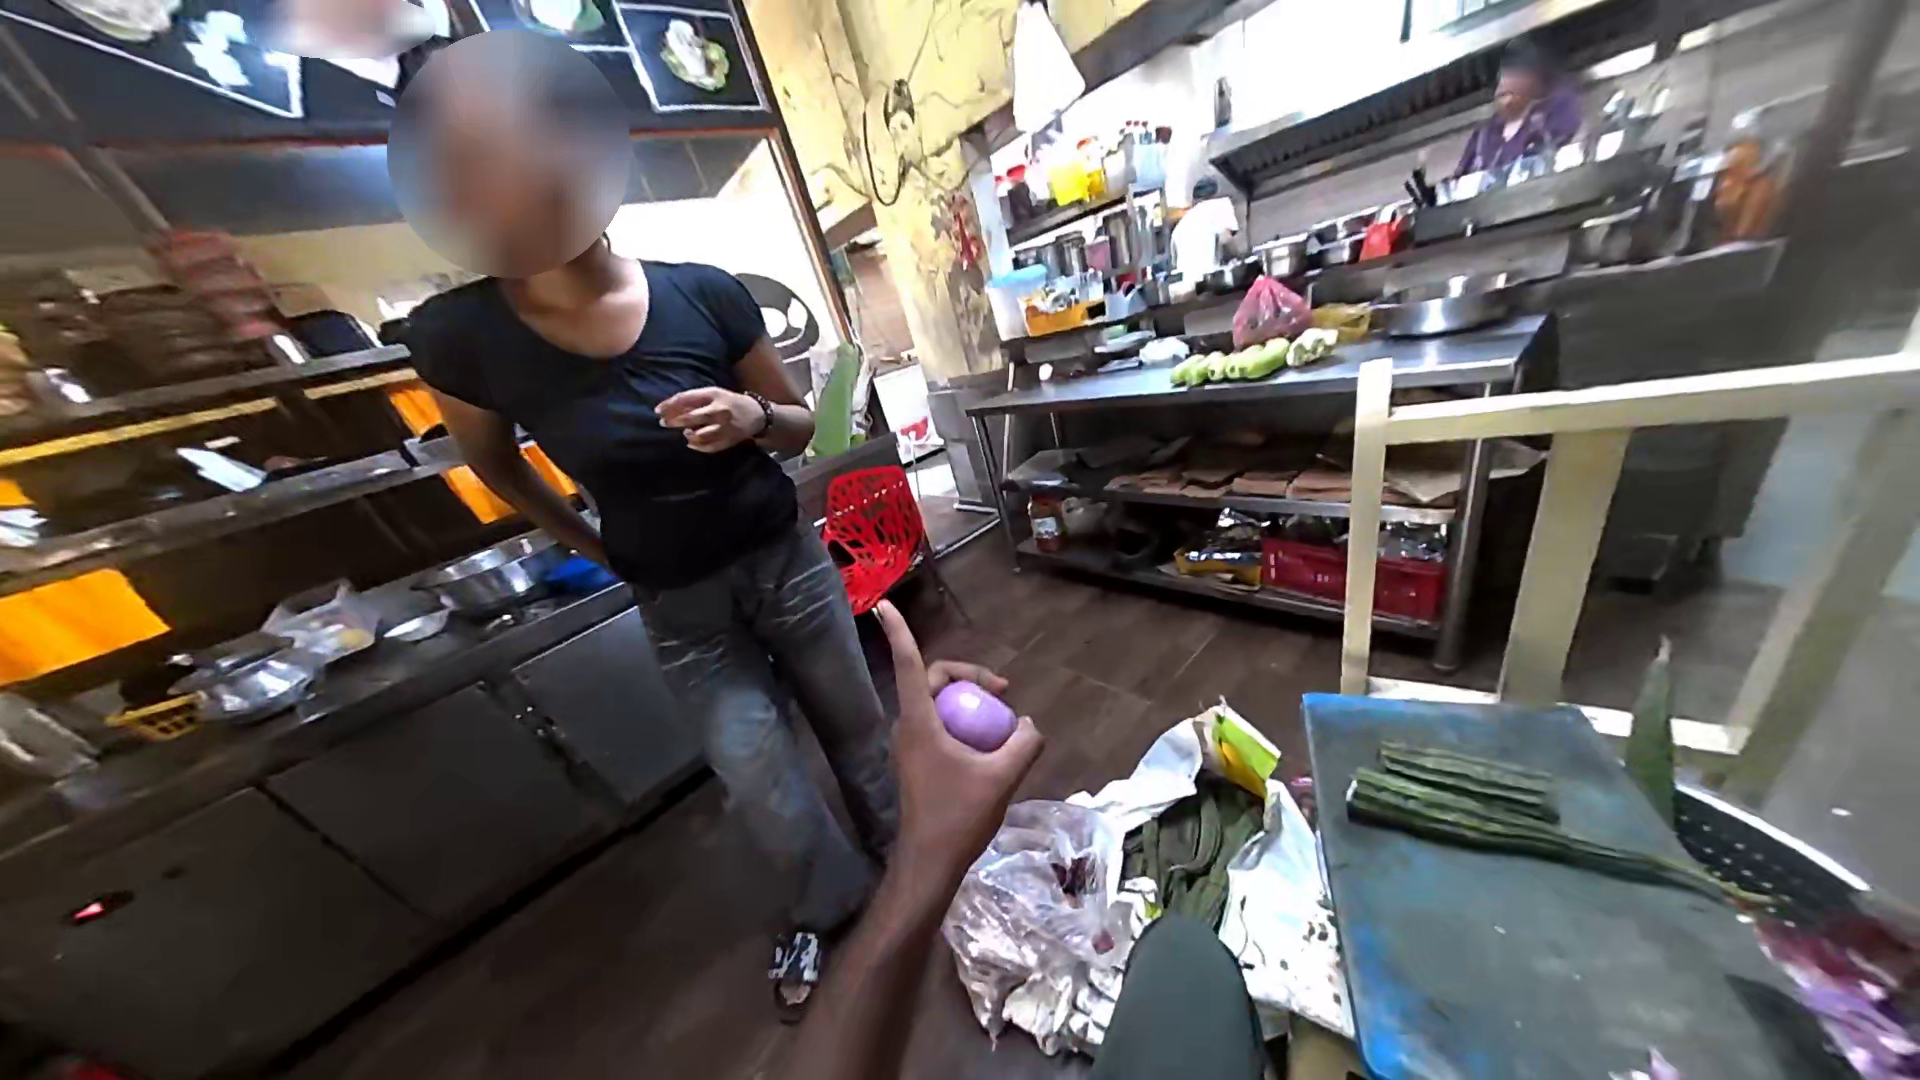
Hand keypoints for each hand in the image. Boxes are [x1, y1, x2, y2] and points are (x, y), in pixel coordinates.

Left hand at [656, 387, 765, 452]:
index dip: (669, 406)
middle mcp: (720, 410)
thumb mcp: (713, 394)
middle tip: (664, 424)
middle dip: (674, 421)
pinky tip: (692, 443)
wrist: (756, 414)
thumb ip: (694, 400)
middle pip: (691, 418)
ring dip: (688, 435)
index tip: (657, 411)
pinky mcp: (730, 440)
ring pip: (700, 435)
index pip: (686, 399)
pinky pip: (710, 447)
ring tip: (685, 434)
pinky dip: (698, 446)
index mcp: (714, 395)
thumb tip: (669, 409)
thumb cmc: (729, 402)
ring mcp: (726, 427)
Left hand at [875, 601, 1042, 893]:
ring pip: (936, 701)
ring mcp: (909, 742)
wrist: (928, 863)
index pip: (908, 664)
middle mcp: (908, 725)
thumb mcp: (1003, 778)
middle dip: (969, 674)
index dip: (897, 631)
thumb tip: (1030, 723)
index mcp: (919, 721)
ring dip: (967, 700)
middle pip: (934, 678)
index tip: (883, 605)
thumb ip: (1024, 744)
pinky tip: (986, 744)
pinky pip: (938, 723)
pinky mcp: (915, 758)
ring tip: (1000, 720)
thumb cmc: (959, 817)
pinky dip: (962, 721)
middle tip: (1003, 693)